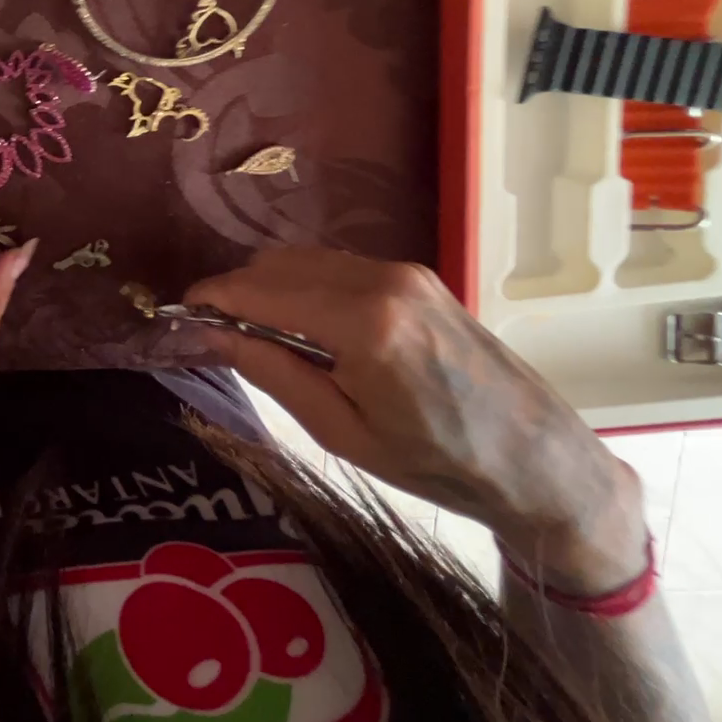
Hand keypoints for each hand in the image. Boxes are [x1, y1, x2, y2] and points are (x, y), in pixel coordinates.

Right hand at [184, 247, 646, 594]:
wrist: (542, 461)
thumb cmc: (436, 462)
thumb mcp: (339, 430)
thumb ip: (269, 371)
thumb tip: (207, 333)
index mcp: (362, 323)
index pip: (257, 291)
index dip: (209, 298)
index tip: (179, 315)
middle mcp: (381, 280)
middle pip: (274, 265)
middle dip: (234, 292)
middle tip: (214, 333)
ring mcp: (403, 271)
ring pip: (301, 259)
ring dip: (266, 286)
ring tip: (257, 334)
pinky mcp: (415, 275)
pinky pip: (333, 265)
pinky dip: (300, 284)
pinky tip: (303, 325)